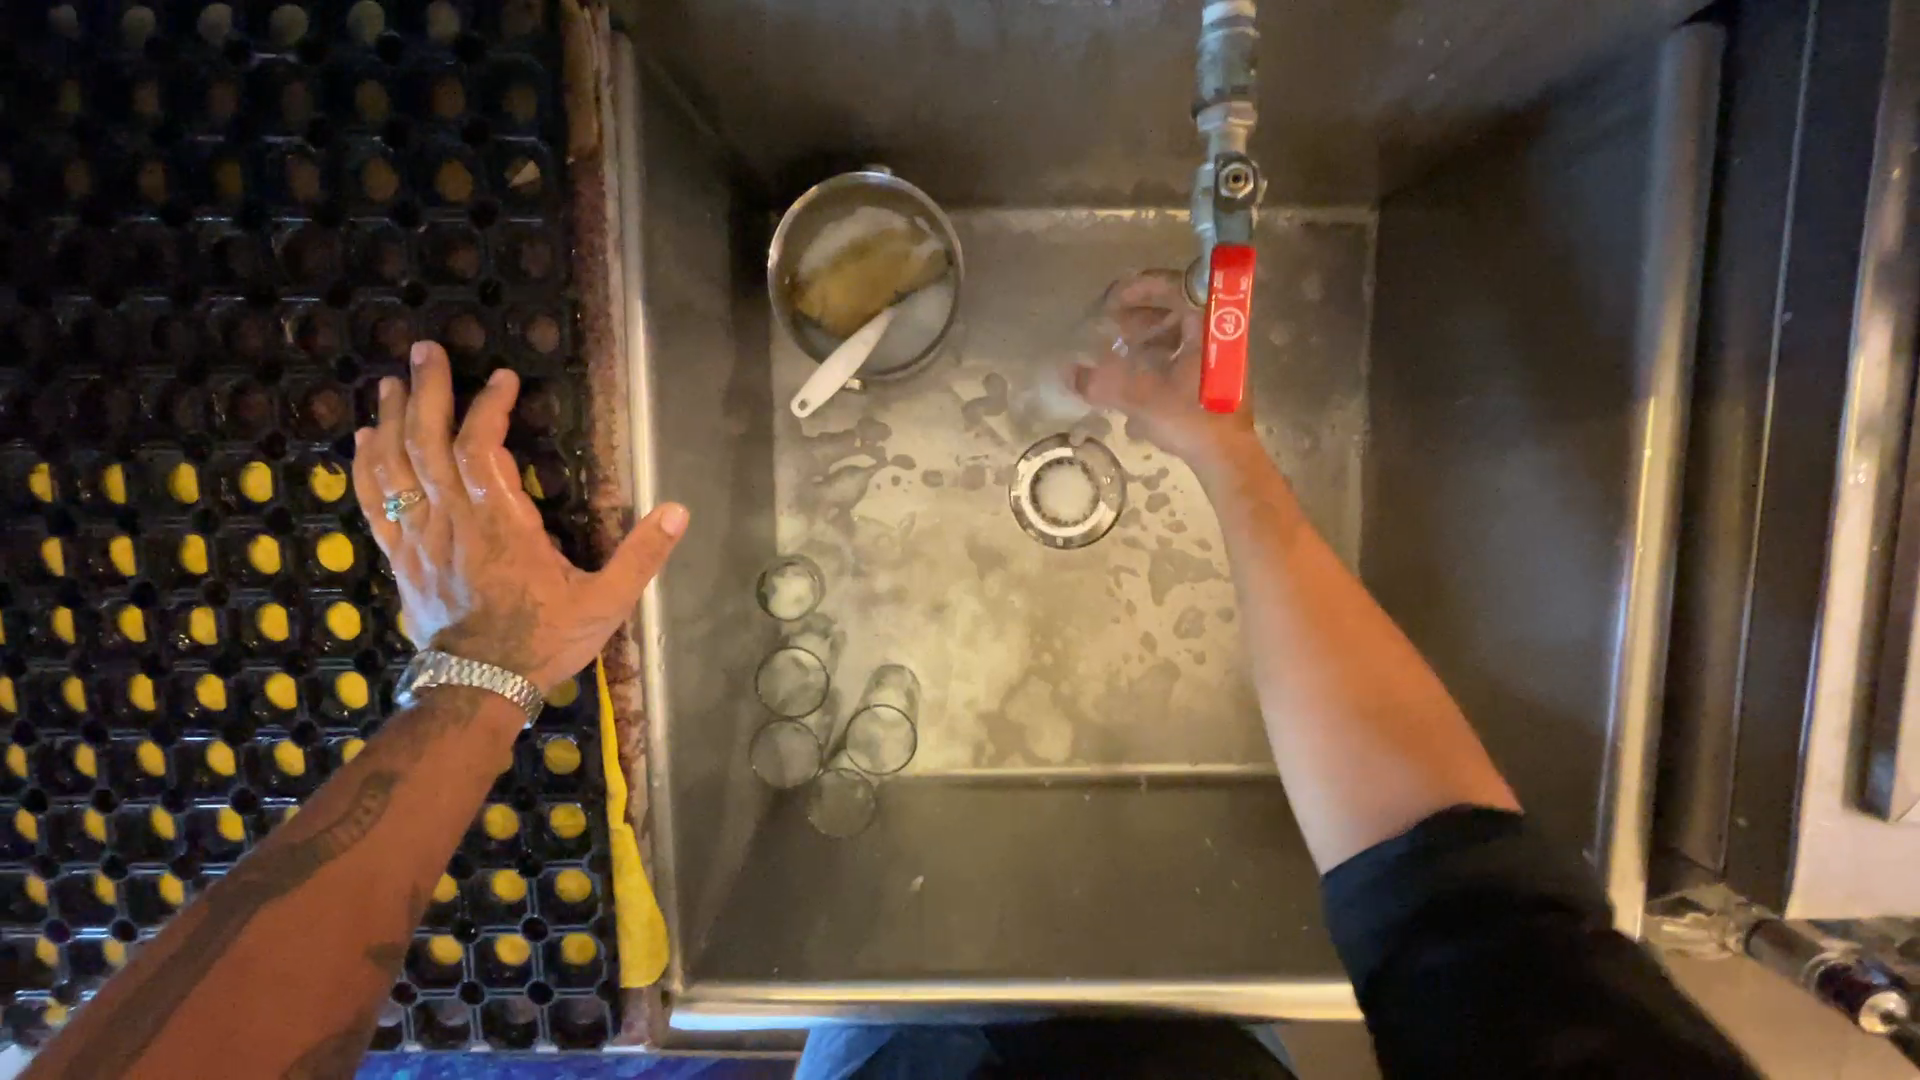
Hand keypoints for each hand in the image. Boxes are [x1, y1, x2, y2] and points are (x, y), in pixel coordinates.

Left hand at [351, 341, 687, 693]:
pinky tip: (365, 440)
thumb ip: (642, 555)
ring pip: (394, 468)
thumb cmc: (546, 640)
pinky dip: (367, 466)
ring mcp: (420, 540)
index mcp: (502, 527)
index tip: (503, 378)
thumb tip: (678, 510)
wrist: (480, 687)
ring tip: (395, 382)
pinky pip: (376, 502)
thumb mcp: (608, 602)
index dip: (488, 408)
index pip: (482, 451)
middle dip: (428, 393)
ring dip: (392, 419)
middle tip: (427, 350)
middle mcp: (453, 523)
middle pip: (428, 445)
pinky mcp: (402, 557)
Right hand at [1070, 268, 1260, 474]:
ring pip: (1181, 329)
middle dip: (1141, 314)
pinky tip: (1140, 376)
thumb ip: (1103, 384)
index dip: (1142, 288)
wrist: (1226, 458)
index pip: (1177, 286)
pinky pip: (1187, 350)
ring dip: (1149, 336)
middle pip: (1178, 306)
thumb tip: (1068, 372)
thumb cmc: (1191, 421)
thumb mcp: (1142, 400)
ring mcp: (1222, 353)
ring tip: (1122, 354)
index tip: (1114, 302)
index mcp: (1209, 326)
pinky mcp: (1218, 373)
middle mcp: (1220, 332)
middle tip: (1113, 329)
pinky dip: (1161, 355)